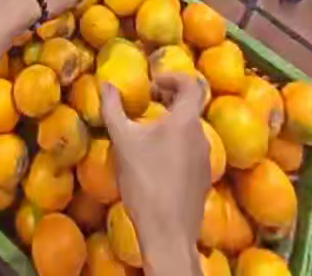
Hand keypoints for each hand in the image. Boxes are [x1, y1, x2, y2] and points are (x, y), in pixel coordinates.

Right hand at [101, 71, 210, 275]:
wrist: (167, 235)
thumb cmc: (145, 181)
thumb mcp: (123, 141)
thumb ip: (113, 108)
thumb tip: (105, 83)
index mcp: (186, 120)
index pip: (191, 84)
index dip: (173, 76)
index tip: (154, 82)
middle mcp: (201, 136)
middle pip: (191, 105)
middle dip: (170, 98)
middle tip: (150, 101)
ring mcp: (205, 160)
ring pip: (191, 129)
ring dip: (172, 122)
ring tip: (149, 131)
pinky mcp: (204, 180)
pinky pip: (192, 150)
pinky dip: (177, 144)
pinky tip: (157, 160)